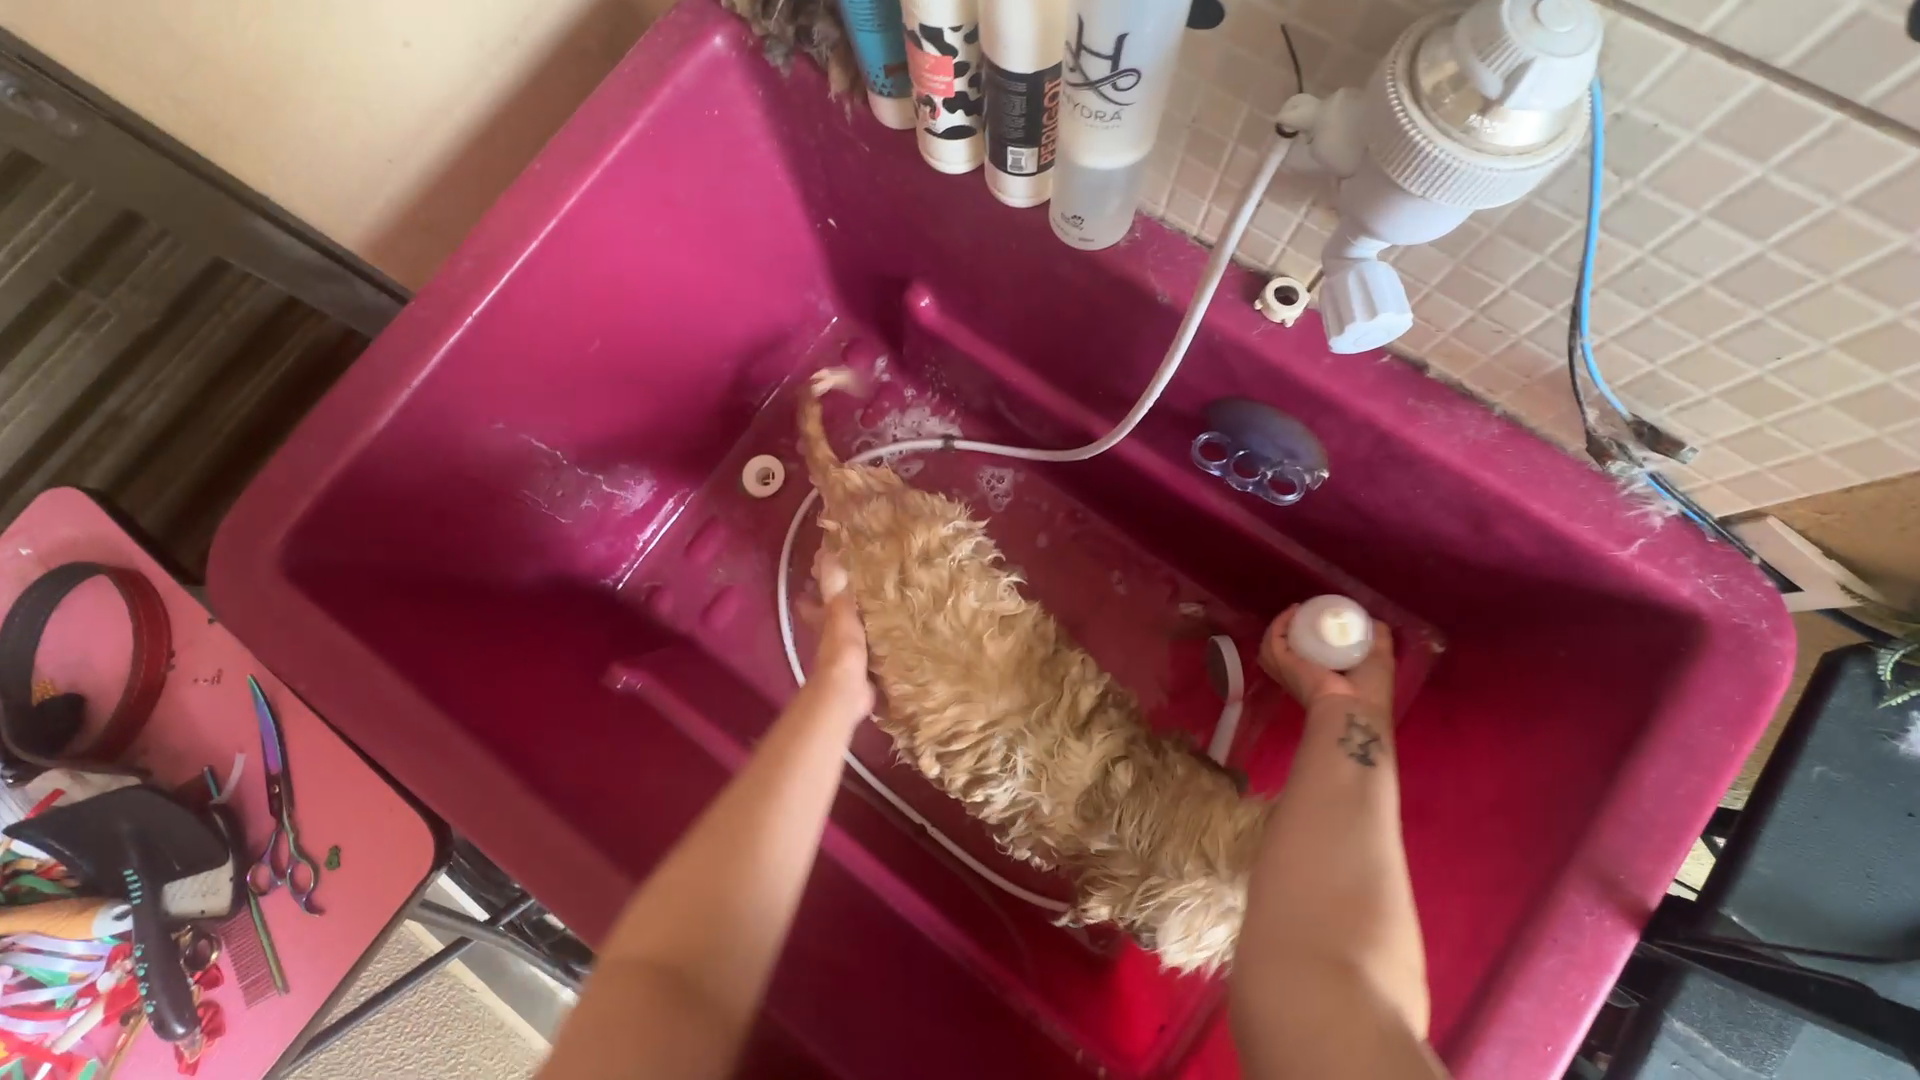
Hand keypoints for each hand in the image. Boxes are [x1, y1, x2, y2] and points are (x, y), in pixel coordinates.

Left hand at [804, 550, 873, 720]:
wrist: (849, 691)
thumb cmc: (841, 648)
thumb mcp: (840, 612)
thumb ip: (836, 587)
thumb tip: (825, 553)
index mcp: (820, 622)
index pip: (810, 601)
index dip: (811, 590)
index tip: (819, 574)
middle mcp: (828, 639)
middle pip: (828, 619)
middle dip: (836, 608)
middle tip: (855, 589)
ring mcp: (844, 657)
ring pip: (849, 635)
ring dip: (860, 626)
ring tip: (879, 610)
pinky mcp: (861, 672)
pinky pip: (869, 653)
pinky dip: (876, 646)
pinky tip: (891, 638)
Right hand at [1259, 605, 1394, 720]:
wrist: (1356, 705)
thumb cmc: (1370, 688)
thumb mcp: (1380, 656)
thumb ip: (1379, 637)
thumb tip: (1369, 619)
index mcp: (1321, 678)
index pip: (1305, 657)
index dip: (1307, 639)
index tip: (1318, 620)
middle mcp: (1301, 675)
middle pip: (1282, 651)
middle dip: (1287, 632)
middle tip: (1303, 614)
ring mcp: (1288, 669)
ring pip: (1271, 645)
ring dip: (1279, 626)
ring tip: (1296, 611)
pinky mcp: (1281, 662)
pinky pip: (1273, 639)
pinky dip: (1279, 623)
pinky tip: (1294, 610)